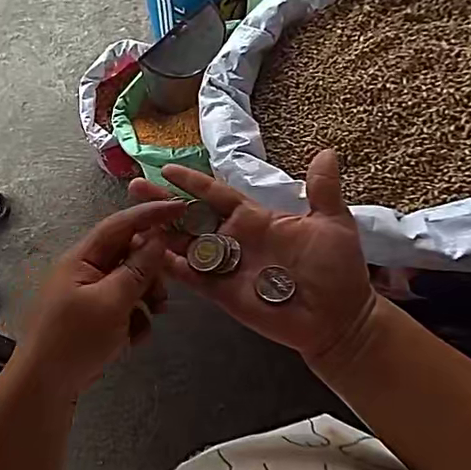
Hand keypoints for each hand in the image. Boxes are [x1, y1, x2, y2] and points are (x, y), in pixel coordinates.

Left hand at [12, 200, 186, 394]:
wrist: (44, 387)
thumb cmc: (74, 340)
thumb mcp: (112, 302)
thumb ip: (137, 269)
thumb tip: (157, 239)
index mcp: (82, 258)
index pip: (121, 224)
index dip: (151, 214)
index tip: (181, 208)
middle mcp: (85, 270)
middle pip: (129, 255)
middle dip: (151, 272)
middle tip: (163, 295)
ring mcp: (89, 294)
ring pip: (130, 282)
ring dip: (146, 298)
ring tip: (150, 320)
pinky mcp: (94, 317)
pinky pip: (124, 306)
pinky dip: (135, 318)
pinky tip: (134, 338)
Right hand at [128, 152, 378, 367]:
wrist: (340, 318)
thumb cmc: (338, 270)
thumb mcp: (333, 222)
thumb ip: (323, 189)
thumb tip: (327, 151)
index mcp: (256, 218)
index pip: (217, 195)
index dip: (193, 182)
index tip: (168, 168)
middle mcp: (235, 239)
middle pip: (191, 216)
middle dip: (162, 202)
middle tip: (135, 185)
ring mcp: (226, 267)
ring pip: (184, 244)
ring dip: (158, 231)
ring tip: (130, 216)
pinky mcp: (221, 293)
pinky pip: (190, 276)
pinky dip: (167, 266)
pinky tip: (145, 253)